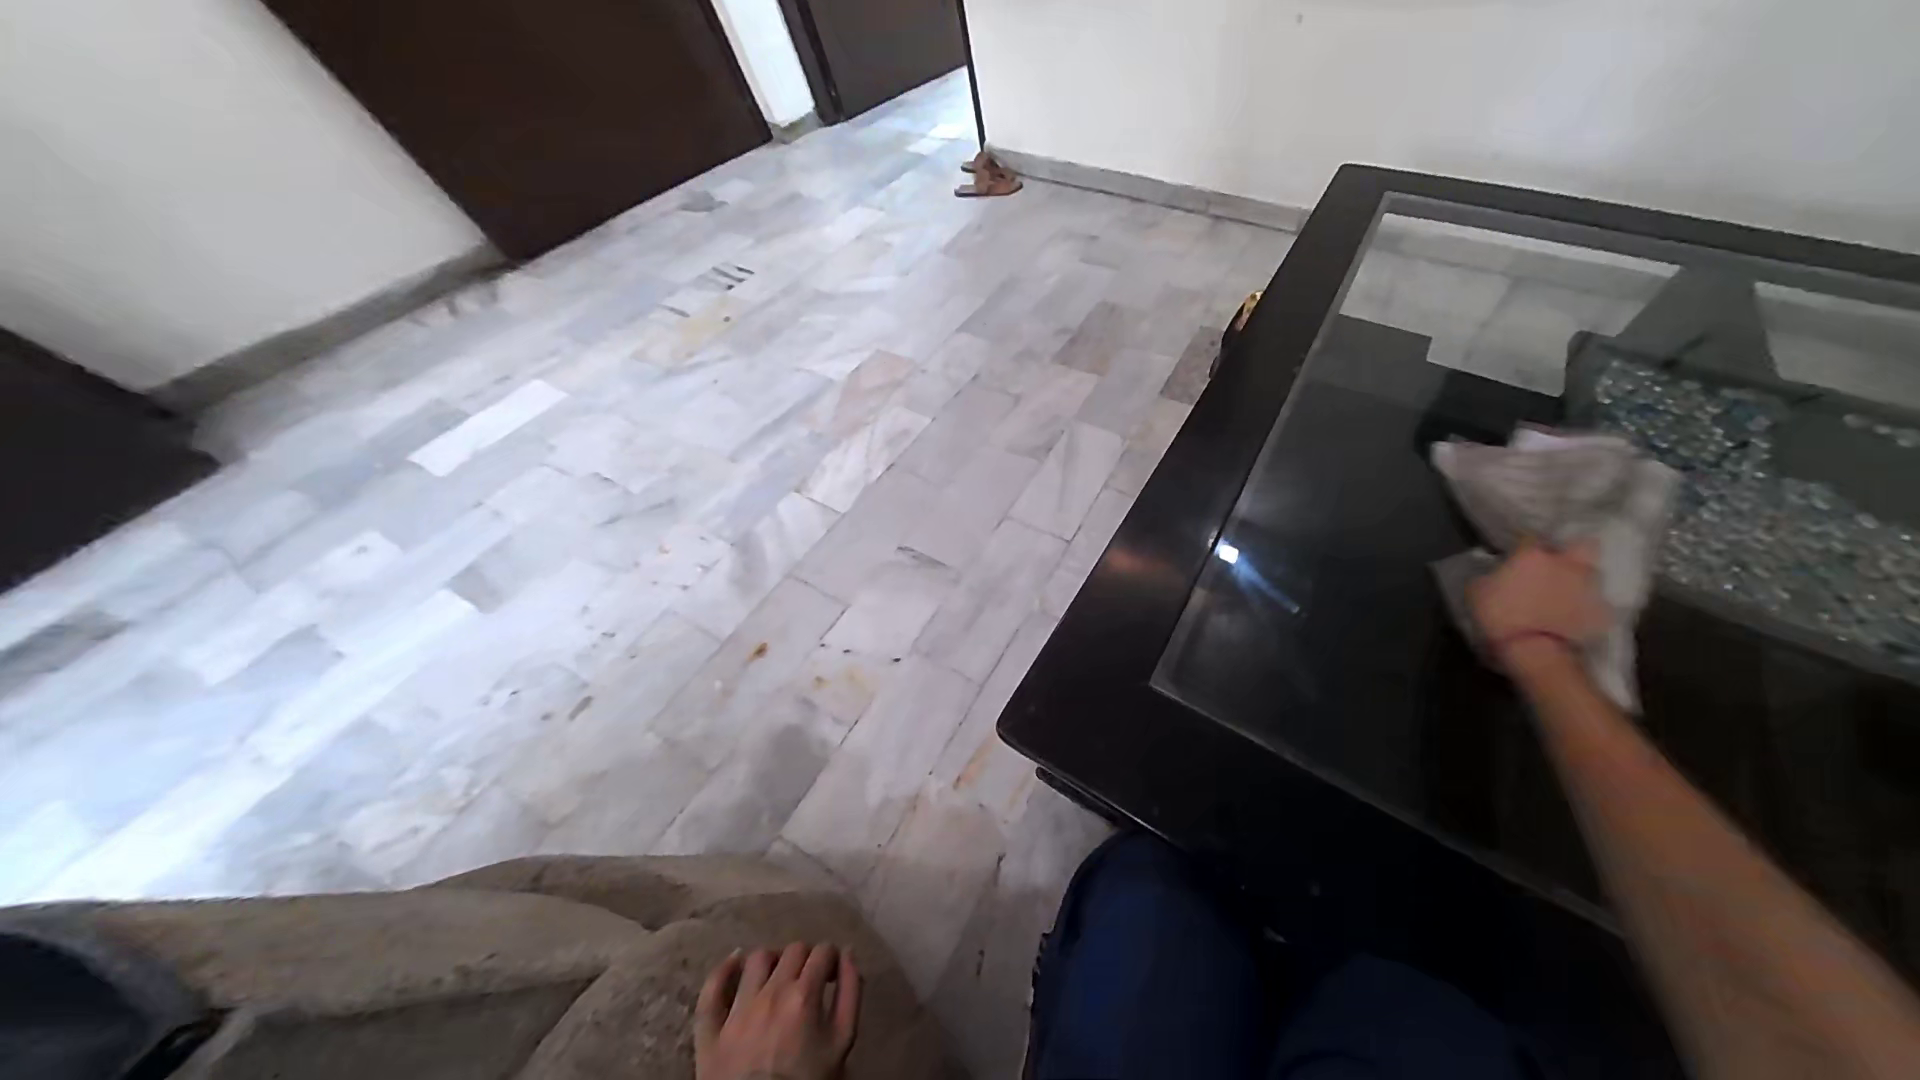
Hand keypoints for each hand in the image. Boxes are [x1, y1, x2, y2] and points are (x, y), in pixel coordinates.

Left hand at [695, 943, 860, 1079]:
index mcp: (803, 996)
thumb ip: (850, 993)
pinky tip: (735, 962)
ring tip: (777, 976)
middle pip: (793, 951)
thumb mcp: (842, 1042)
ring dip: (772, 961)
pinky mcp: (711, 1030)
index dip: (831, 959)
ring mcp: (737, 1010)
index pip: (822, 952)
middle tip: (809, 980)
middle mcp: (770, 992)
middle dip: (806, 959)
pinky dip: (723, 970)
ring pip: (756, 960)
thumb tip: (848, 954)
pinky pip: (711, 990)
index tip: (832, 975)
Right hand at [1467, 540, 1608, 669]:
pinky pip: (1594, 601)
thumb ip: (1489, 574)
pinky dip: (1584, 604)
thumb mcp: (1475, 590)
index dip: (1522, 544)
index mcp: (1532, 555)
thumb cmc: (1498, 615)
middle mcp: (1567, 564)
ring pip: (1590, 573)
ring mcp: (1590, 587)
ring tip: (1563, 591)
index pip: (1529, 537)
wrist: (1534, 650)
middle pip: (1582, 545)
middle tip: (1556, 562)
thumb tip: (1495, 569)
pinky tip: (1571, 613)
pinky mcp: (1602, 610)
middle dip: (1571, 551)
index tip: (1515, 552)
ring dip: (1578, 578)